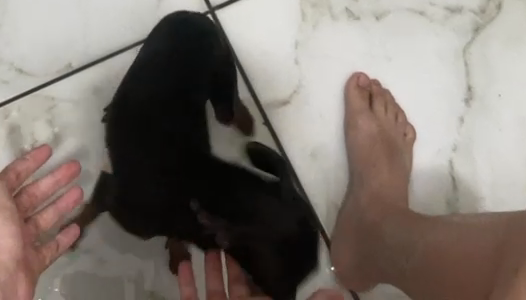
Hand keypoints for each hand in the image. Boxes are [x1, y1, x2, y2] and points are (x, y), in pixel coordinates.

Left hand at [0, 132, 85, 299]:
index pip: (15, 175)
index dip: (30, 162)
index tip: (49, 150)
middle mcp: (8, 220)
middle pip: (34, 195)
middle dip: (54, 180)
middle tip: (76, 166)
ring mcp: (21, 242)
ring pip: (44, 218)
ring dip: (62, 204)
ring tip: (81, 191)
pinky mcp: (34, 263)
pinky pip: (51, 247)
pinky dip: (63, 237)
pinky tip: (78, 227)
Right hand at [176, 248, 345, 299]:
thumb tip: (341, 293)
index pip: (257, 286)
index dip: (252, 264)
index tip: (246, 237)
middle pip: (234, 284)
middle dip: (229, 260)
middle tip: (224, 232)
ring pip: (212, 289)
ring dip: (209, 268)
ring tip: (206, 242)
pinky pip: (190, 299)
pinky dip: (186, 283)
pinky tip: (184, 262)